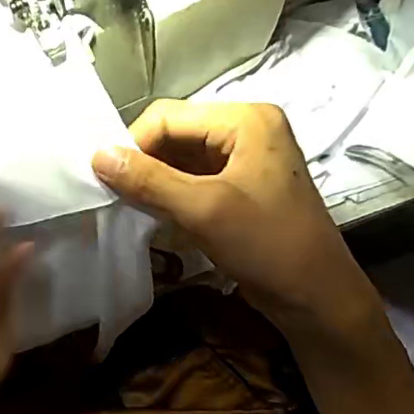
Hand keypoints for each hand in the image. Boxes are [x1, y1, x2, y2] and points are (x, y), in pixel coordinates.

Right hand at [92, 100, 377, 326]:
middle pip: (175, 135)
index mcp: (245, 119)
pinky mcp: (241, 189)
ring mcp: (245, 160)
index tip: (104, 181)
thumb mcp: (204, 210)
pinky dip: (171, 197)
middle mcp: (246, 130)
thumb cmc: (267, 246)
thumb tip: (97, 156)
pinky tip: (153, 216)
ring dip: (155, 182)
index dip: (133, 145)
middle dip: (143, 164)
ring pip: (181, 160)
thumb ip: (149, 181)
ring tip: (128, 208)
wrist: (316, 297)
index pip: (168, 116)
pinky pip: (194, 181)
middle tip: (114, 197)